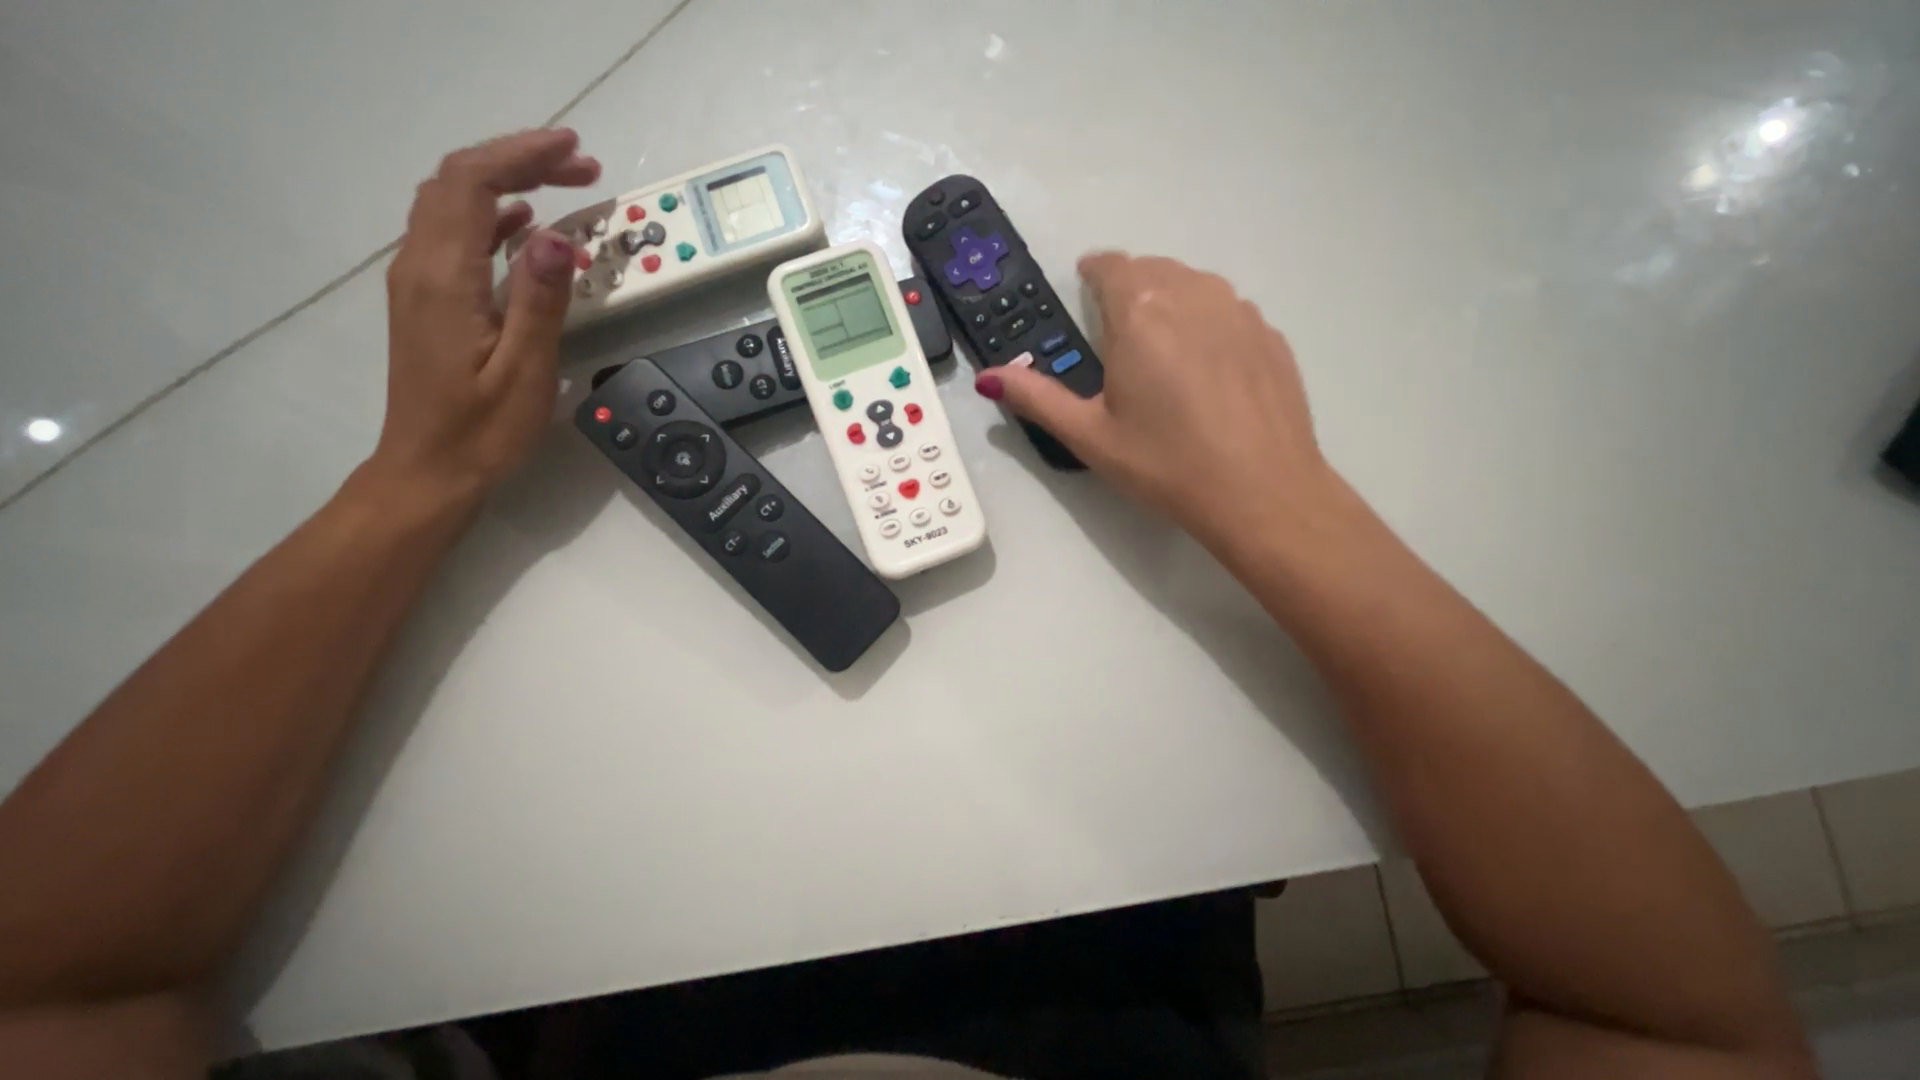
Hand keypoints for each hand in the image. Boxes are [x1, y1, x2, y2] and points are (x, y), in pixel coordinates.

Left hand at [369, 128, 600, 506]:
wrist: (428, 472)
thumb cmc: (482, 431)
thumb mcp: (525, 371)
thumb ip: (540, 300)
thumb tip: (558, 236)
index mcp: (444, 278)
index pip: (472, 184)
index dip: (522, 155)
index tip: (574, 150)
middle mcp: (419, 266)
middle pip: (457, 182)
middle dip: (519, 160)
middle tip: (581, 166)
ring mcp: (417, 282)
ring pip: (451, 203)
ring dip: (505, 183)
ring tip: (564, 186)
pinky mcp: (426, 300)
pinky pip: (452, 234)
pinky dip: (492, 215)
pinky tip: (527, 227)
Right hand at [975, 253, 1335, 549]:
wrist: (1261, 492)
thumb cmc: (1165, 463)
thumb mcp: (1090, 435)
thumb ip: (1036, 398)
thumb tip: (988, 377)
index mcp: (1140, 312)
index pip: (1110, 265)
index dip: (1093, 273)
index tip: (1085, 288)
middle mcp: (1192, 294)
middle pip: (1153, 269)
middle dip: (1130, 287)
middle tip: (1117, 330)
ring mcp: (1239, 311)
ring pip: (1195, 285)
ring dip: (1171, 300)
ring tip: (1162, 348)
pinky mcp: (1271, 335)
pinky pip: (1229, 311)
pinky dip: (1209, 323)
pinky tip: (1208, 370)